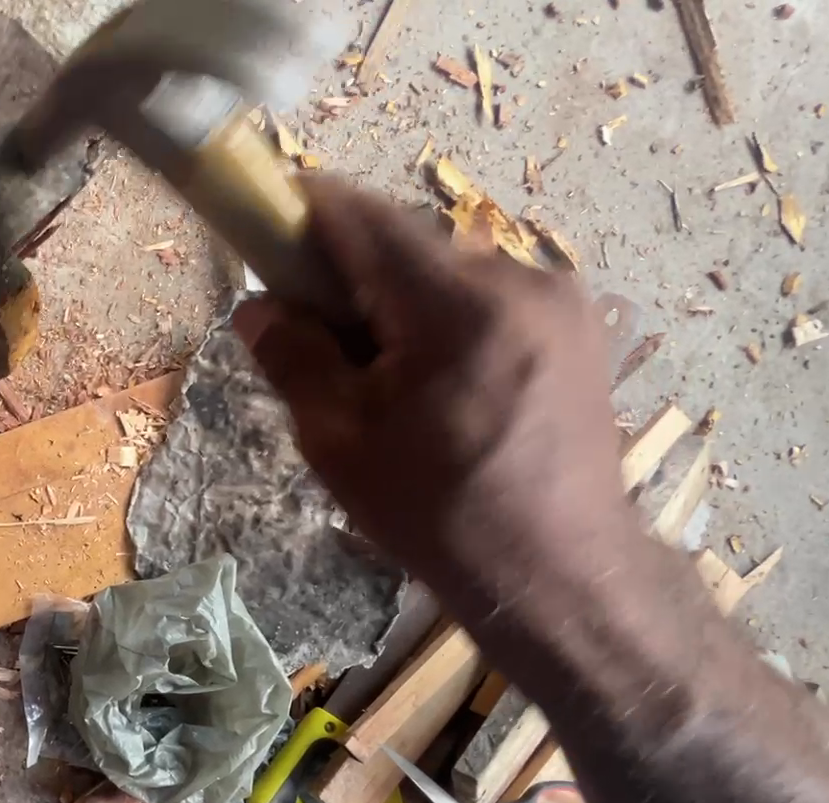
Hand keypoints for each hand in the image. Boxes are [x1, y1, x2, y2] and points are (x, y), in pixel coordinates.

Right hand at [233, 178, 635, 608]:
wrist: (552, 568)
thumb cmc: (429, 510)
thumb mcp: (336, 439)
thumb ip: (294, 359)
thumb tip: (255, 307)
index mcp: (455, 308)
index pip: (365, 221)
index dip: (305, 209)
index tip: (261, 215)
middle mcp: (521, 280)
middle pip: (406, 243)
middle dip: (344, 271)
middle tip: (301, 327)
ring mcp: (559, 299)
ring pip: (442, 270)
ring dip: (389, 297)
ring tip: (362, 369)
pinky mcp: (573, 325)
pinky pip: (480, 295)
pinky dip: (430, 315)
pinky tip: (415, 375)